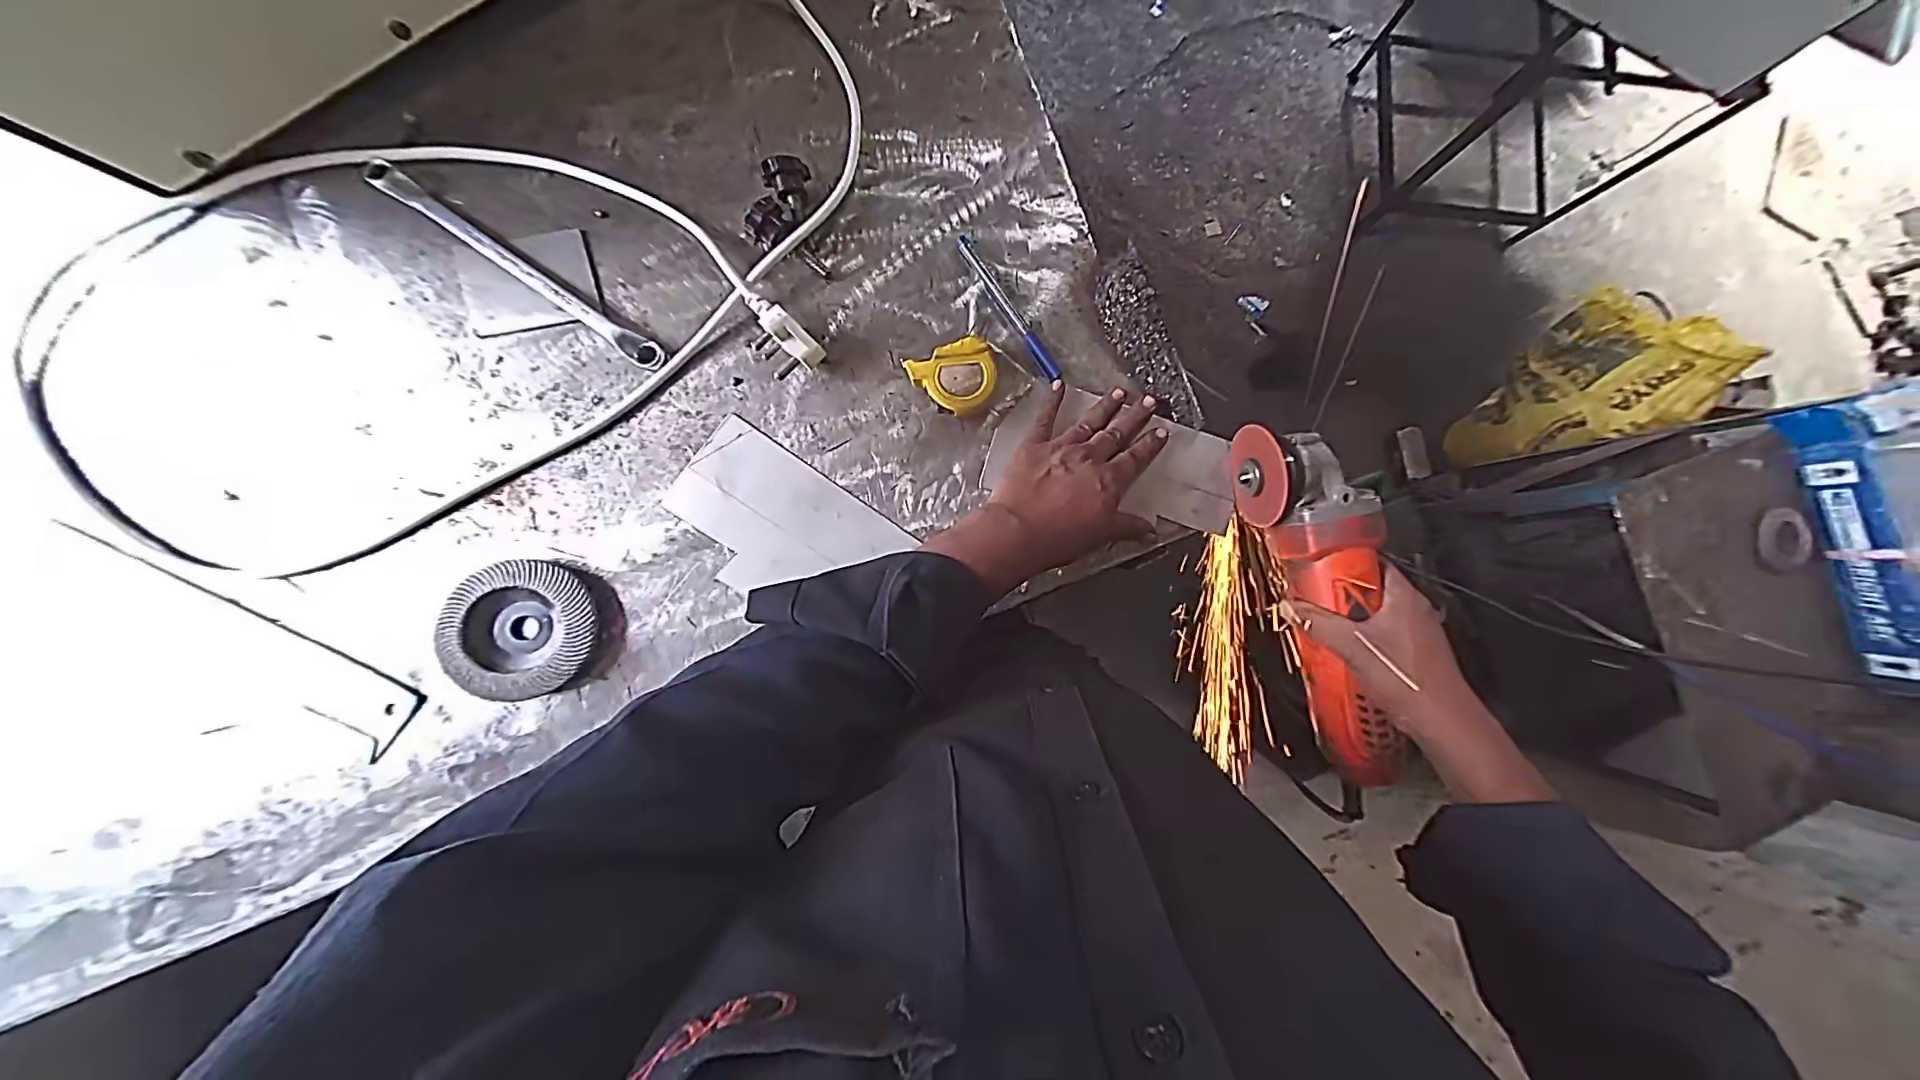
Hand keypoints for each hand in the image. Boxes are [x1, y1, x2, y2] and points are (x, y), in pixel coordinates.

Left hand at [920, 383, 1168, 596]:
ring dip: (1106, 406)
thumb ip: (1126, 528)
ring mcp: (1061, 449)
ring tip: (1119, 392)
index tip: (1161, 431)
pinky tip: (1059, 386)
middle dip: (1135, 416)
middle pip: (1117, 433)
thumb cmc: (1058, 538)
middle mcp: (1089, 459)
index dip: (1150, 444)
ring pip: (1089, 422)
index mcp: (1108, 481)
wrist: (1017, 531)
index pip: (1136, 458)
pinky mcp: (1034, 446)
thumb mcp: (1100, 536)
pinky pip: (1045, 419)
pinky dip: (1052, 401)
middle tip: (1149, 401)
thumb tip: (1149, 530)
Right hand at [1284, 565, 1555, 802]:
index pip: (1372, 563)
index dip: (1344, 564)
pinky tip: (1345, 652)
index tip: (1319, 572)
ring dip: (1348, 619)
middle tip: (1316, 604)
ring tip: (1325, 628)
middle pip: (1369, 590)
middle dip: (1339, 597)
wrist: (1440, 720)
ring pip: (1373, 613)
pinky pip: (1380, 634)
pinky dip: (1360, 638)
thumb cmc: (1409, 680)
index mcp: (1404, 597)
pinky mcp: (1412, 652)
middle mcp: (1413, 610)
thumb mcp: (1352, 646)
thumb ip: (1319, 624)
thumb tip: (1293, 608)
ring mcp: (1415, 631)